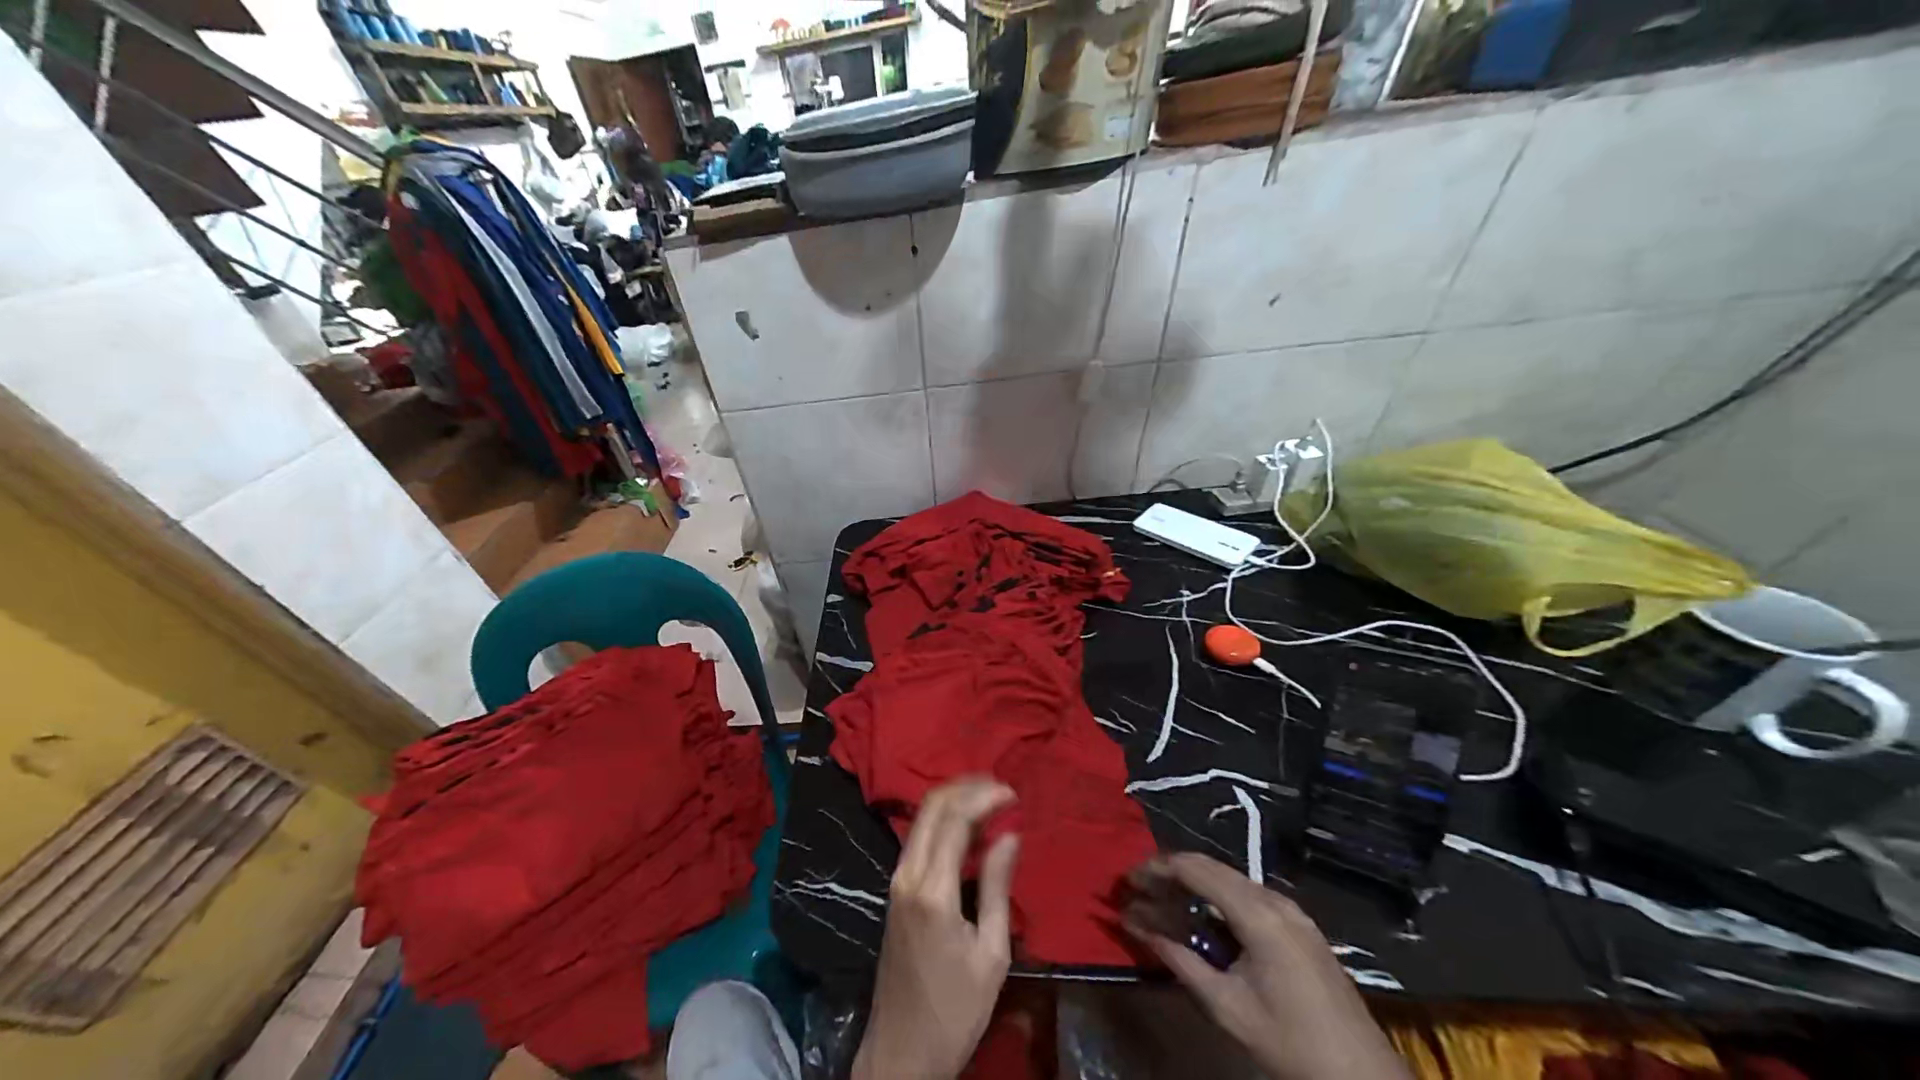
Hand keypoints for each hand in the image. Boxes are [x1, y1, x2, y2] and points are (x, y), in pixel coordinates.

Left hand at [852, 777, 1020, 1079]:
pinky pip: (918, 838)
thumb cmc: (955, 1010)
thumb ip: (997, 887)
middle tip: (1002, 787)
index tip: (1014, 793)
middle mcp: (907, 876)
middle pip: (930, 808)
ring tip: (990, 799)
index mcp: (932, 891)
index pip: (954, 820)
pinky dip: (942, 820)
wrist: (901, 1051)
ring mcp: (896, 881)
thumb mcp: (991, 954)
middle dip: (966, 788)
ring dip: (953, 800)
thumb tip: (1010, 835)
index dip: (984, 797)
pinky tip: (968, 826)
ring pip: (920, 819)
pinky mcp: (895, 891)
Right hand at [1125, 854, 1410, 1079]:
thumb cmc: (1289, 1042)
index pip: (1196, 869)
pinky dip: (1217, 898)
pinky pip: (1248, 895)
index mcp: (1258, 913)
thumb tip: (1137, 925)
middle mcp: (1275, 899)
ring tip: (1163, 901)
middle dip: (1171, 872)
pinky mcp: (1300, 925)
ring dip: (1194, 884)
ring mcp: (1292, 910)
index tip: (1127, 880)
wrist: (1362, 1076)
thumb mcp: (1226, 1005)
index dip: (1157, 868)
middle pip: (1212, 867)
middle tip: (1138, 889)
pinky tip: (1202, 918)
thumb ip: (1179, 959)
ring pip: (1230, 879)